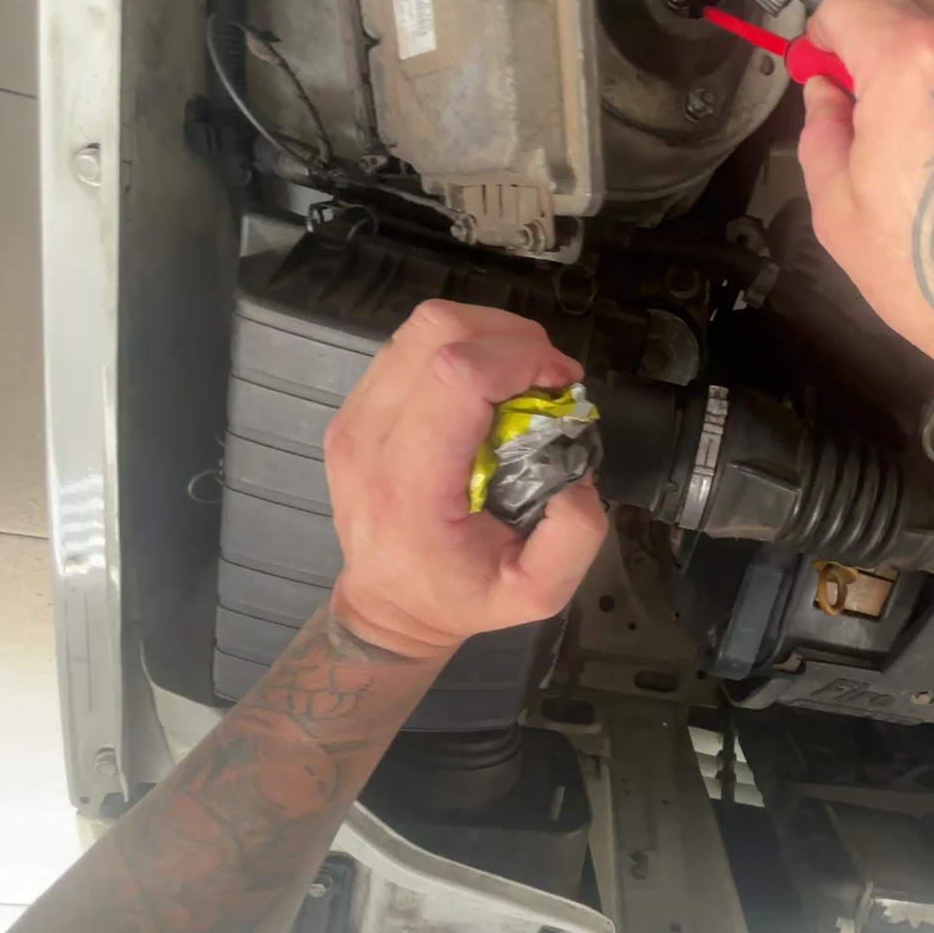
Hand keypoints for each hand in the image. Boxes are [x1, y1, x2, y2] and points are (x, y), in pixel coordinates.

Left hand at [323, 301, 608, 658]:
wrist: (389, 606)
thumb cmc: (462, 596)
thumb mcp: (538, 593)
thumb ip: (574, 538)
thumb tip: (579, 475)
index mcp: (410, 485)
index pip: (458, 376)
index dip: (523, 358)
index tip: (563, 383)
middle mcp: (369, 438)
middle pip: (438, 331)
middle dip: (512, 336)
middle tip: (550, 375)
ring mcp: (354, 416)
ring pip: (423, 326)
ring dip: (489, 335)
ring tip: (524, 375)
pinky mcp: (355, 406)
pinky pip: (412, 344)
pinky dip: (464, 347)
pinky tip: (490, 384)